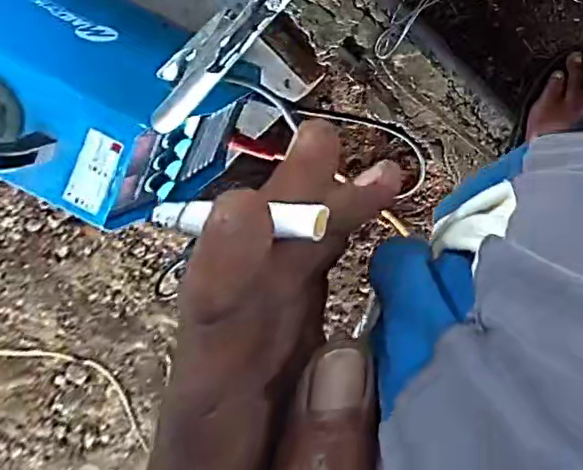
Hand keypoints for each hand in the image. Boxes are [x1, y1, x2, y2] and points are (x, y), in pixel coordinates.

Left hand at [148, 120, 401, 469]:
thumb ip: (317, 454)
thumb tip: (343, 356)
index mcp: (211, 432)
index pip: (212, 346)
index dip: (223, 270)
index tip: (244, 209)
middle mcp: (229, 380)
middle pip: (251, 286)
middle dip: (287, 209)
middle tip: (320, 143)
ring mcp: (261, 361)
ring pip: (284, 273)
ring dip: (322, 211)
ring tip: (371, 168)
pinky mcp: (293, 352)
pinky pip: (311, 288)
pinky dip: (337, 240)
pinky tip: (363, 206)